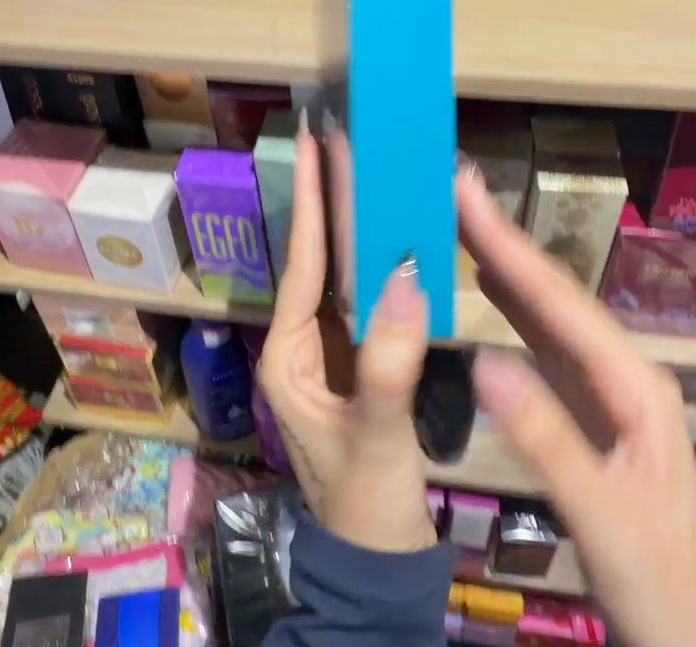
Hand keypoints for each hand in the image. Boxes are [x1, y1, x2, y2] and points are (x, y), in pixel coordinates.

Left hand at [256, 124, 436, 552]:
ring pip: (346, 278)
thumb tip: (407, 276)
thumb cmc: (366, 499)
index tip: (314, 144)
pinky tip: (403, 238)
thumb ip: (389, 363)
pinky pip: (371, 302)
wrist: (381, 555)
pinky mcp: (362, 363)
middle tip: (341, 139)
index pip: (303, 266)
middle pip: (321, 262)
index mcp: (288, 356)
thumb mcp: (374, 435)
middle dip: (330, 202)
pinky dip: (385, 267)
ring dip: (359, 227)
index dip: (312, 204)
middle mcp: (304, 345)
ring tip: (373, 171)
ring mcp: (334, 353)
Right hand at [458, 168, 695, 646]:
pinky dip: (512, 314)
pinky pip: (544, 350)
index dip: (510, 246)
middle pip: (556, 298)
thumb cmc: (657, 583)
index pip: (561, 303)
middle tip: (455, 190)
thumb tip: (480, 359)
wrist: (691, 643)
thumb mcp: (603, 515)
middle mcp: (624, 375)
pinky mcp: (590, 416)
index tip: (467, 192)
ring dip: (507, 270)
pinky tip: (490, 293)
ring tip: (463, 225)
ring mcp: (608, 395)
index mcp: (635, 385)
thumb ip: (545, 437)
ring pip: (549, 318)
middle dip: (505, 242)